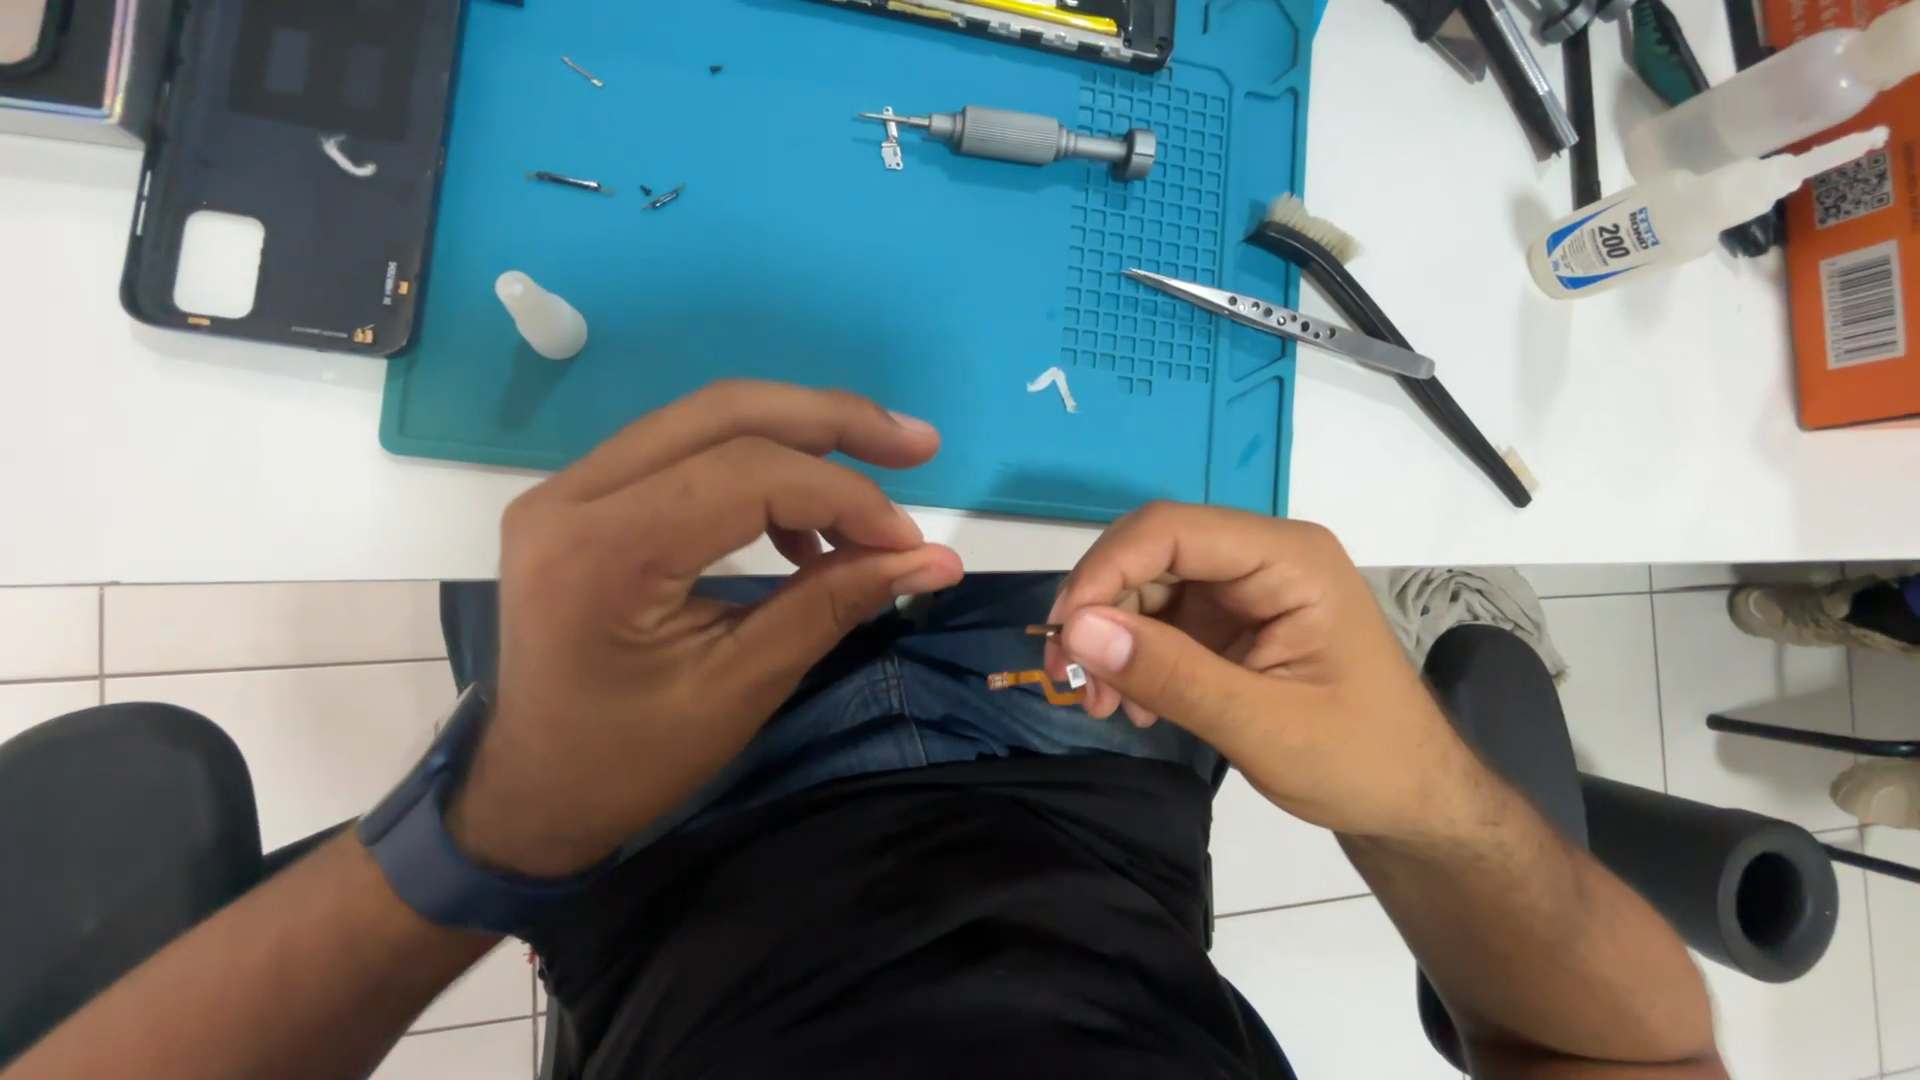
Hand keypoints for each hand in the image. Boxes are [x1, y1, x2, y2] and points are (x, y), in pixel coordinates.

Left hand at [445, 381, 963, 876]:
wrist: (531, 792)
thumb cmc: (630, 761)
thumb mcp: (744, 687)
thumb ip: (835, 604)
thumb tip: (936, 560)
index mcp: (603, 553)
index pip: (747, 476)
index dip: (845, 496)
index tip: (908, 541)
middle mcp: (574, 494)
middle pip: (726, 412)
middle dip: (834, 421)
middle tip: (916, 445)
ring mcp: (572, 487)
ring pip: (709, 419)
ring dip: (803, 436)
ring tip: (873, 485)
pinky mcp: (587, 496)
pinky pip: (689, 450)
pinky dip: (762, 468)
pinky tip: (802, 527)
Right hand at [1045, 502, 1484, 841]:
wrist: (1411, 804)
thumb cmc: (1360, 762)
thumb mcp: (1262, 725)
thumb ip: (1170, 675)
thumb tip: (1075, 630)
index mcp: (1288, 558)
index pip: (1171, 530)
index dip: (1105, 570)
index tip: (1063, 634)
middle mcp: (1262, 557)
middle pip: (1152, 553)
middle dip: (1101, 611)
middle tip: (1070, 678)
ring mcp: (1245, 588)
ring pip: (1147, 587)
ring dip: (1112, 640)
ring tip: (1105, 705)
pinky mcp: (1231, 620)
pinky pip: (1161, 621)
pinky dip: (1135, 658)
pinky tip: (1136, 705)